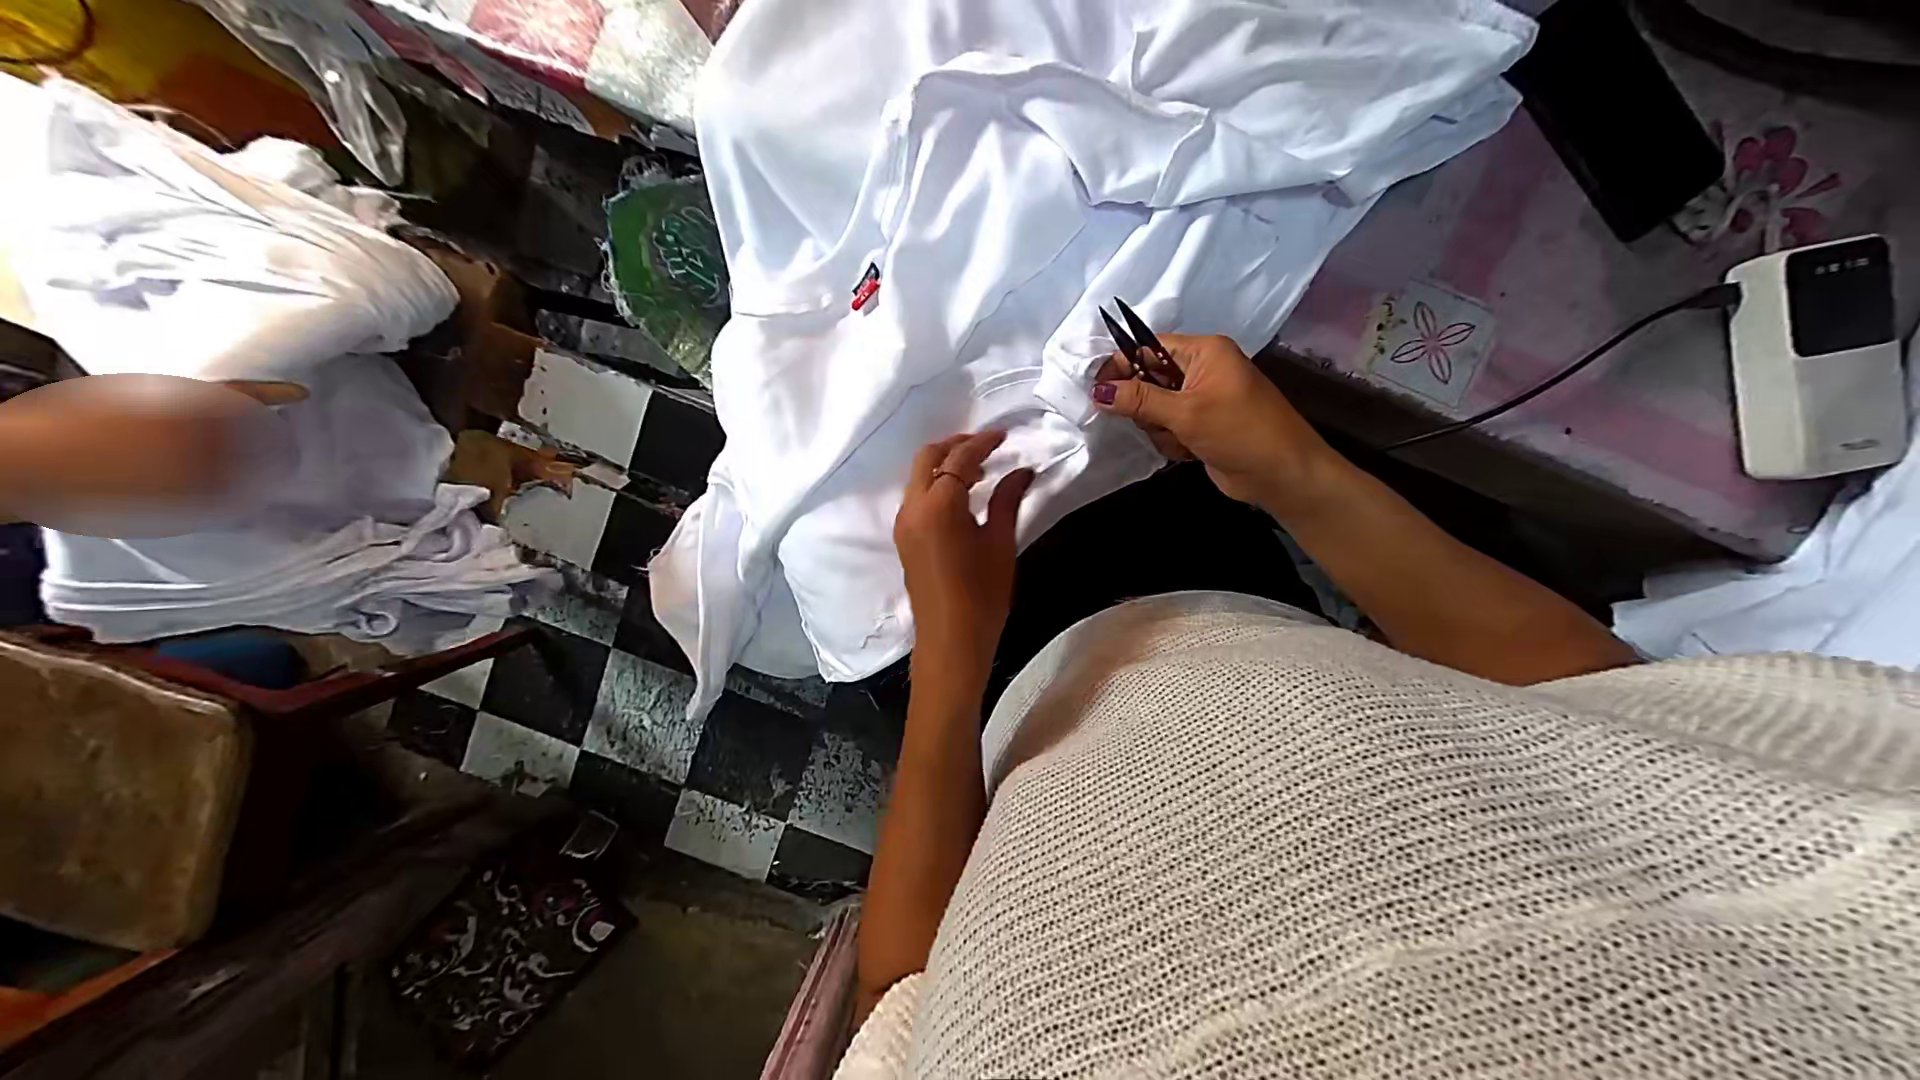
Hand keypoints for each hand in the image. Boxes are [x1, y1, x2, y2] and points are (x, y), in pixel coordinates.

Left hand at [893, 430, 1035, 690]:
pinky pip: (916, 496)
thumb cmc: (982, 595)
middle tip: (988, 447)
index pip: (958, 458)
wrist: (950, 641)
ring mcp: (903, 524)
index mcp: (938, 506)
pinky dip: (936, 484)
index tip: (1004, 435)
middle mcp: (912, 508)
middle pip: (927, 457)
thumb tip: (1021, 471)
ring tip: (979, 471)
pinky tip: (962, 495)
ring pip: (918, 476)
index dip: (983, 443)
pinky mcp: (903, 538)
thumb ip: (1007, 500)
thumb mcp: (999, 544)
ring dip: (944, 464)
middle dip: (956, 445)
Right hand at [1093, 334, 1339, 515]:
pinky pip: (1167, 428)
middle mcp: (1201, 371)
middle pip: (1147, 380)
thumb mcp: (1185, 412)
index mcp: (1204, 352)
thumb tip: (1098, 390)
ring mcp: (1201, 400)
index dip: (1122, 366)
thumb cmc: (1239, 431)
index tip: (1099, 389)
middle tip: (1158, 421)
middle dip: (1146, 406)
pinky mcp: (1200, 426)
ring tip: (1183, 439)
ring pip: (1153, 410)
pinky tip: (1190, 450)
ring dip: (1160, 429)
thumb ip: (1139, 400)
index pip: (1149, 348)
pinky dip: (1172, 441)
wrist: (1280, 474)